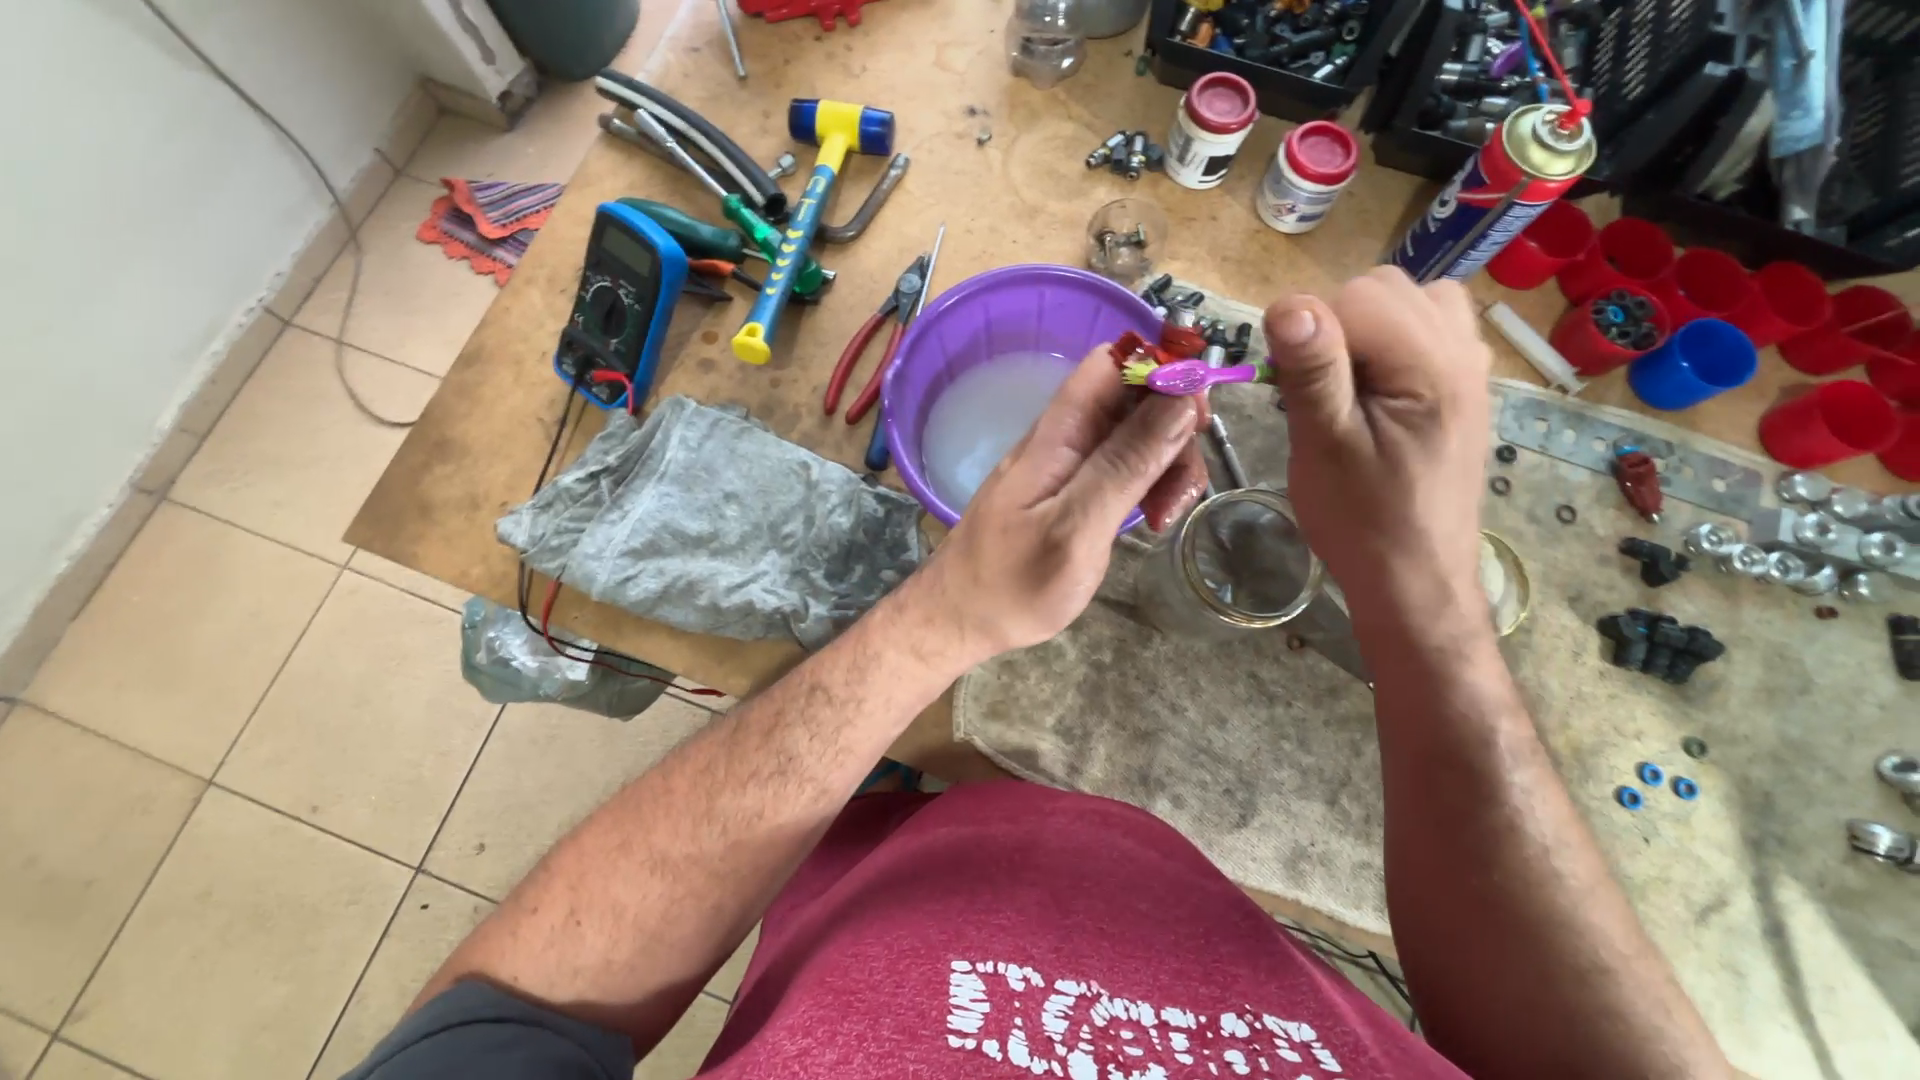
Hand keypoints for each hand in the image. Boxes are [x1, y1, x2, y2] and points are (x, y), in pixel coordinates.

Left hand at [907, 346, 1208, 662]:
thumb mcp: (1077, 526)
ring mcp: (1069, 467)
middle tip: (1186, 484)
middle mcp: (1065, 439)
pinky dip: (1147, 487)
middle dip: (1175, 429)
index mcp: (1058, 433)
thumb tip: (1180, 398)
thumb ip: (1126, 463)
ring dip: (1166, 465)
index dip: (1161, 367)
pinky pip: (1122, 470)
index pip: (1112, 363)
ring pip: (1136, 437)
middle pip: (1134, 400)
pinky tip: (1152, 521)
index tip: (1199, 410)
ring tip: (1166, 517)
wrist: (960, 620)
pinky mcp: (1074, 494)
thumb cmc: (1013, 583)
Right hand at [1262, 268, 1491, 630]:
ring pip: (1411, 302)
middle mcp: (1462, 352)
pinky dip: (1395, 341)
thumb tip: (1287, 302)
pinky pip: (1431, 330)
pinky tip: (1378, 389)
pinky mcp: (1463, 389)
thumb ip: (1313, 371)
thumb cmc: (1363, 520)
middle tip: (1315, 391)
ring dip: (1365, 328)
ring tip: (1345, 385)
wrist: (1416, 579)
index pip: (1356, 296)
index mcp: (1431, 365)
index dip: (1310, 332)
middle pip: (1385, 288)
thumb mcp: (1325, 447)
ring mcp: (1469, 369)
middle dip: (1336, 325)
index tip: (1293, 387)